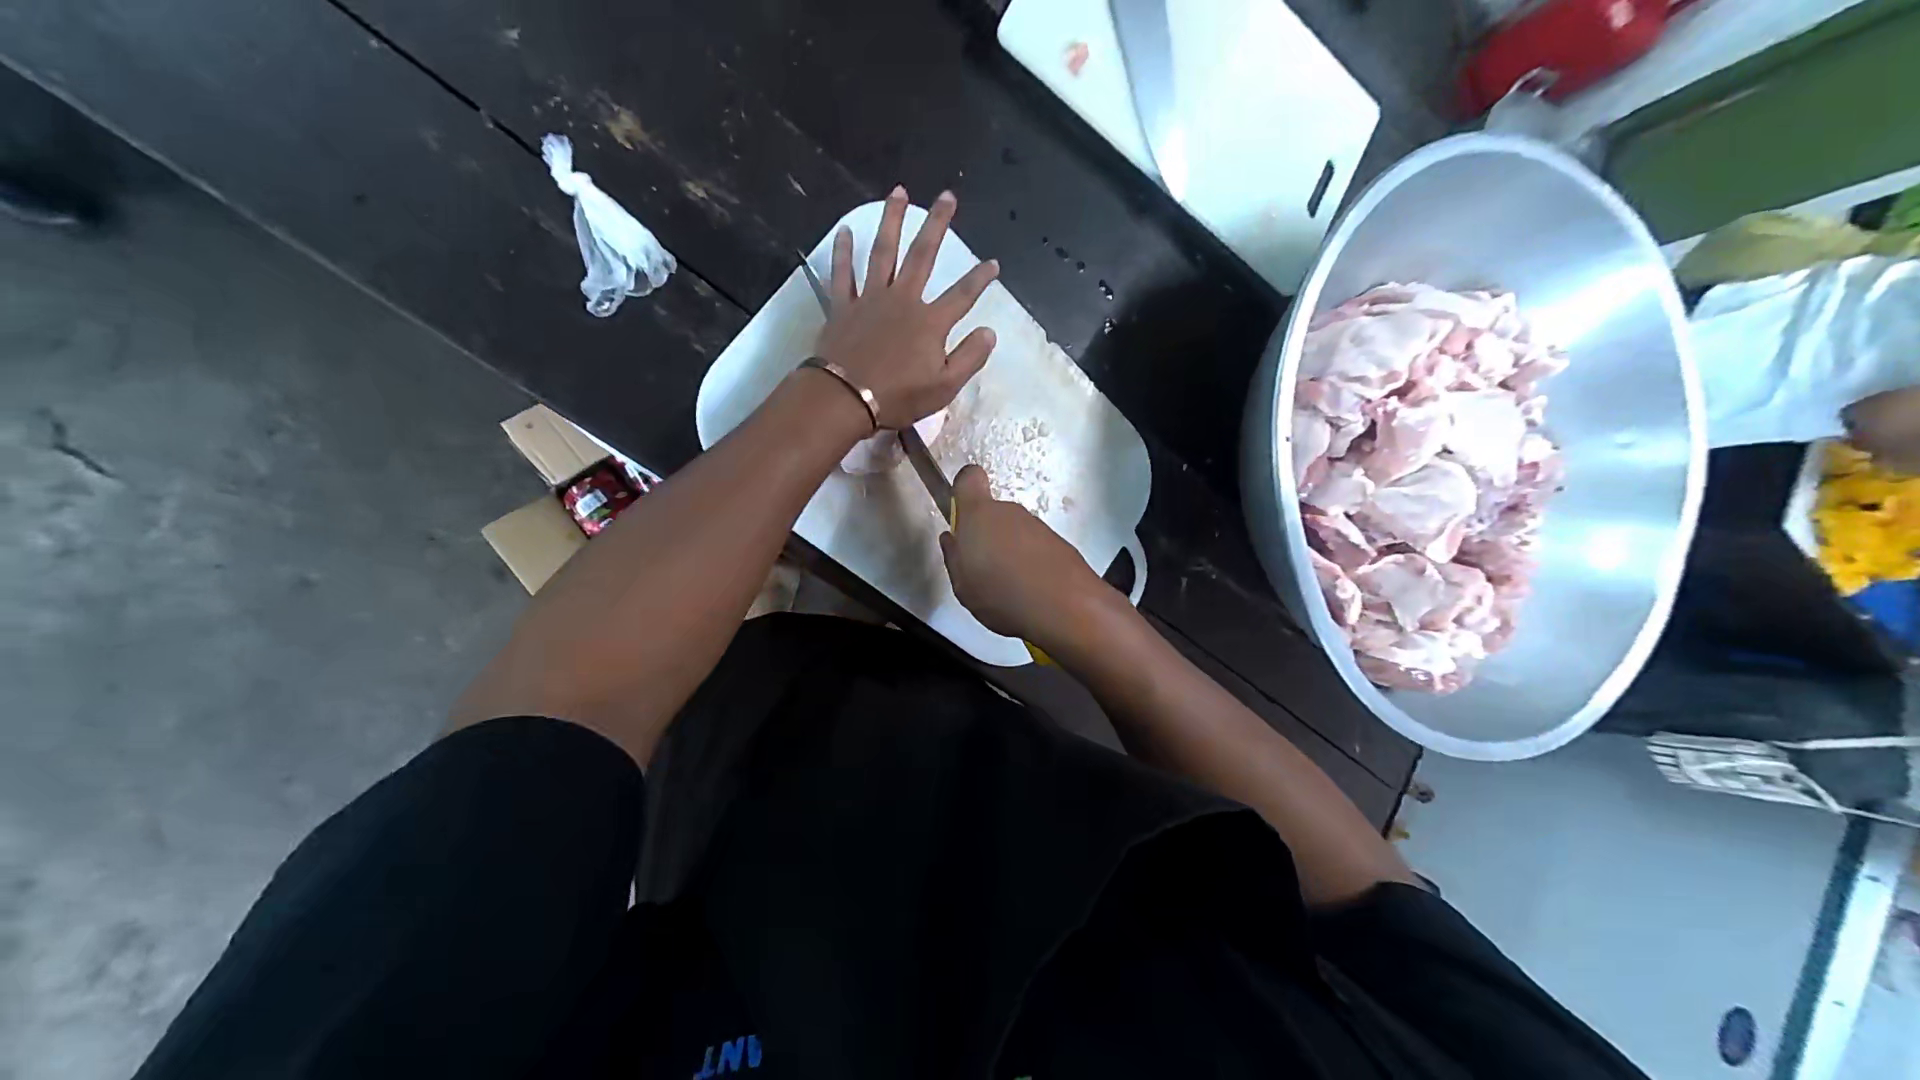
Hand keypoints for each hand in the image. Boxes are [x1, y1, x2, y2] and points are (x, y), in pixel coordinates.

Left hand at [816, 186, 1000, 429]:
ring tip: (899, 192)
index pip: (962, 295)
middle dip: (937, 224)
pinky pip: (842, 273)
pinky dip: (843, 251)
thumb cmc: (897, 397)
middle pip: (922, 255)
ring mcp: (870, 299)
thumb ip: (969, 358)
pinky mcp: (842, 306)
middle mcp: (902, 300)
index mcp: (929, 322)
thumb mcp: (944, 387)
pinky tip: (845, 230)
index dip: (980, 278)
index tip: (993, 262)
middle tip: (946, 196)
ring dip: (892, 221)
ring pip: (883, 252)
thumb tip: (989, 332)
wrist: (845, 397)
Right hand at [938, 464, 1107, 647]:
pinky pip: (1036, 546)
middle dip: (986, 533)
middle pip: (992, 511)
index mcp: (979, 515)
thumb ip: (953, 557)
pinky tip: (1029, 589)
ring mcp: (1037, 526)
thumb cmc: (1003, 595)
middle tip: (981, 566)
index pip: (969, 478)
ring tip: (1007, 585)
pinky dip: (1031, 561)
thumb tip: (951, 540)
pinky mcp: (1059, 542)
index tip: (960, 513)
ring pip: (1015, 531)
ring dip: (1010, 550)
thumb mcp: (963, 585)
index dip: (963, 489)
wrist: (1064, 608)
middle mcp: (1010, 512)